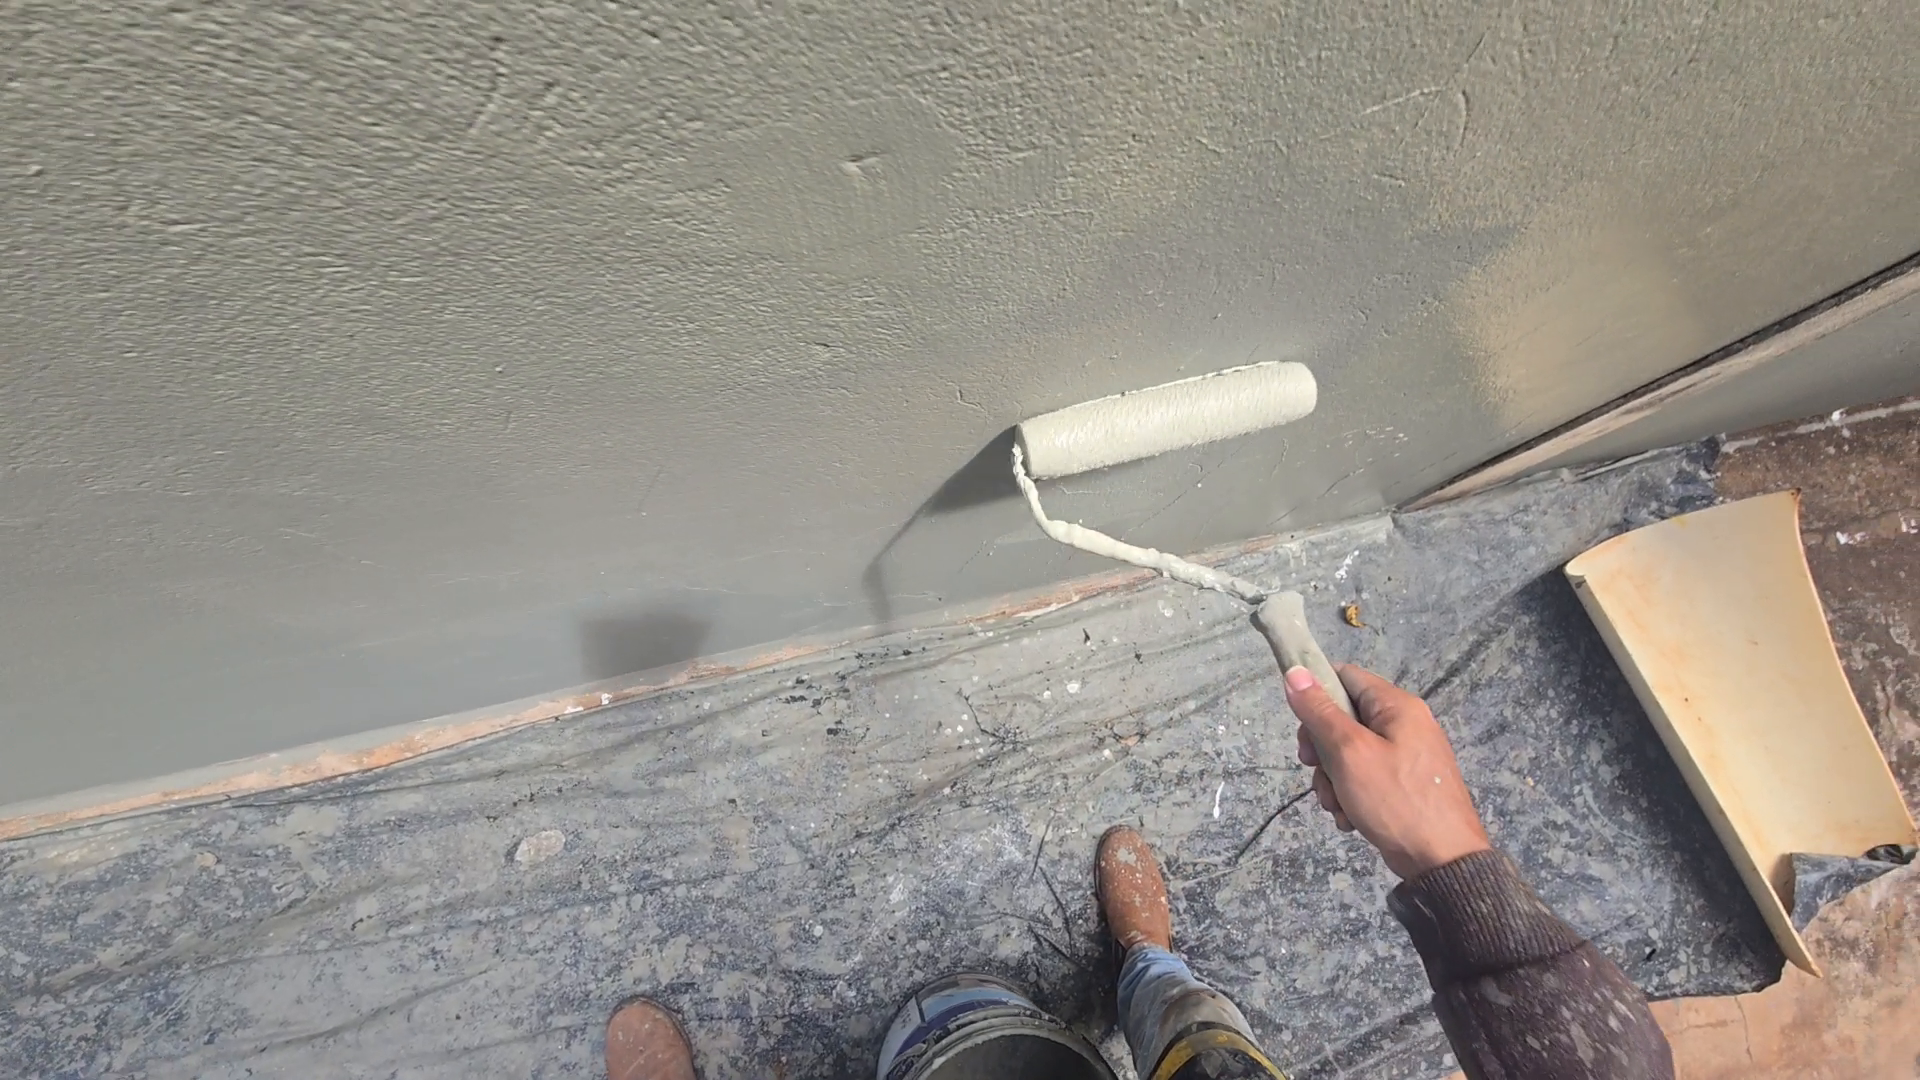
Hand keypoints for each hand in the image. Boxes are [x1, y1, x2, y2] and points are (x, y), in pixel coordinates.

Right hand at [1283, 664, 1490, 879]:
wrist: (1444, 864)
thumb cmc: (1395, 798)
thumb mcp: (1348, 751)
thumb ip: (1318, 710)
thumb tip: (1295, 671)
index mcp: (1397, 706)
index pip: (1343, 676)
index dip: (1315, 694)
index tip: (1301, 726)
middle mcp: (1404, 723)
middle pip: (1342, 717)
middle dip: (1321, 747)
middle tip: (1312, 768)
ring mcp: (1406, 754)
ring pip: (1348, 750)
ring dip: (1332, 777)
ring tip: (1335, 804)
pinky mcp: (1405, 782)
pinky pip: (1365, 774)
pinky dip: (1350, 792)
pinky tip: (1349, 816)